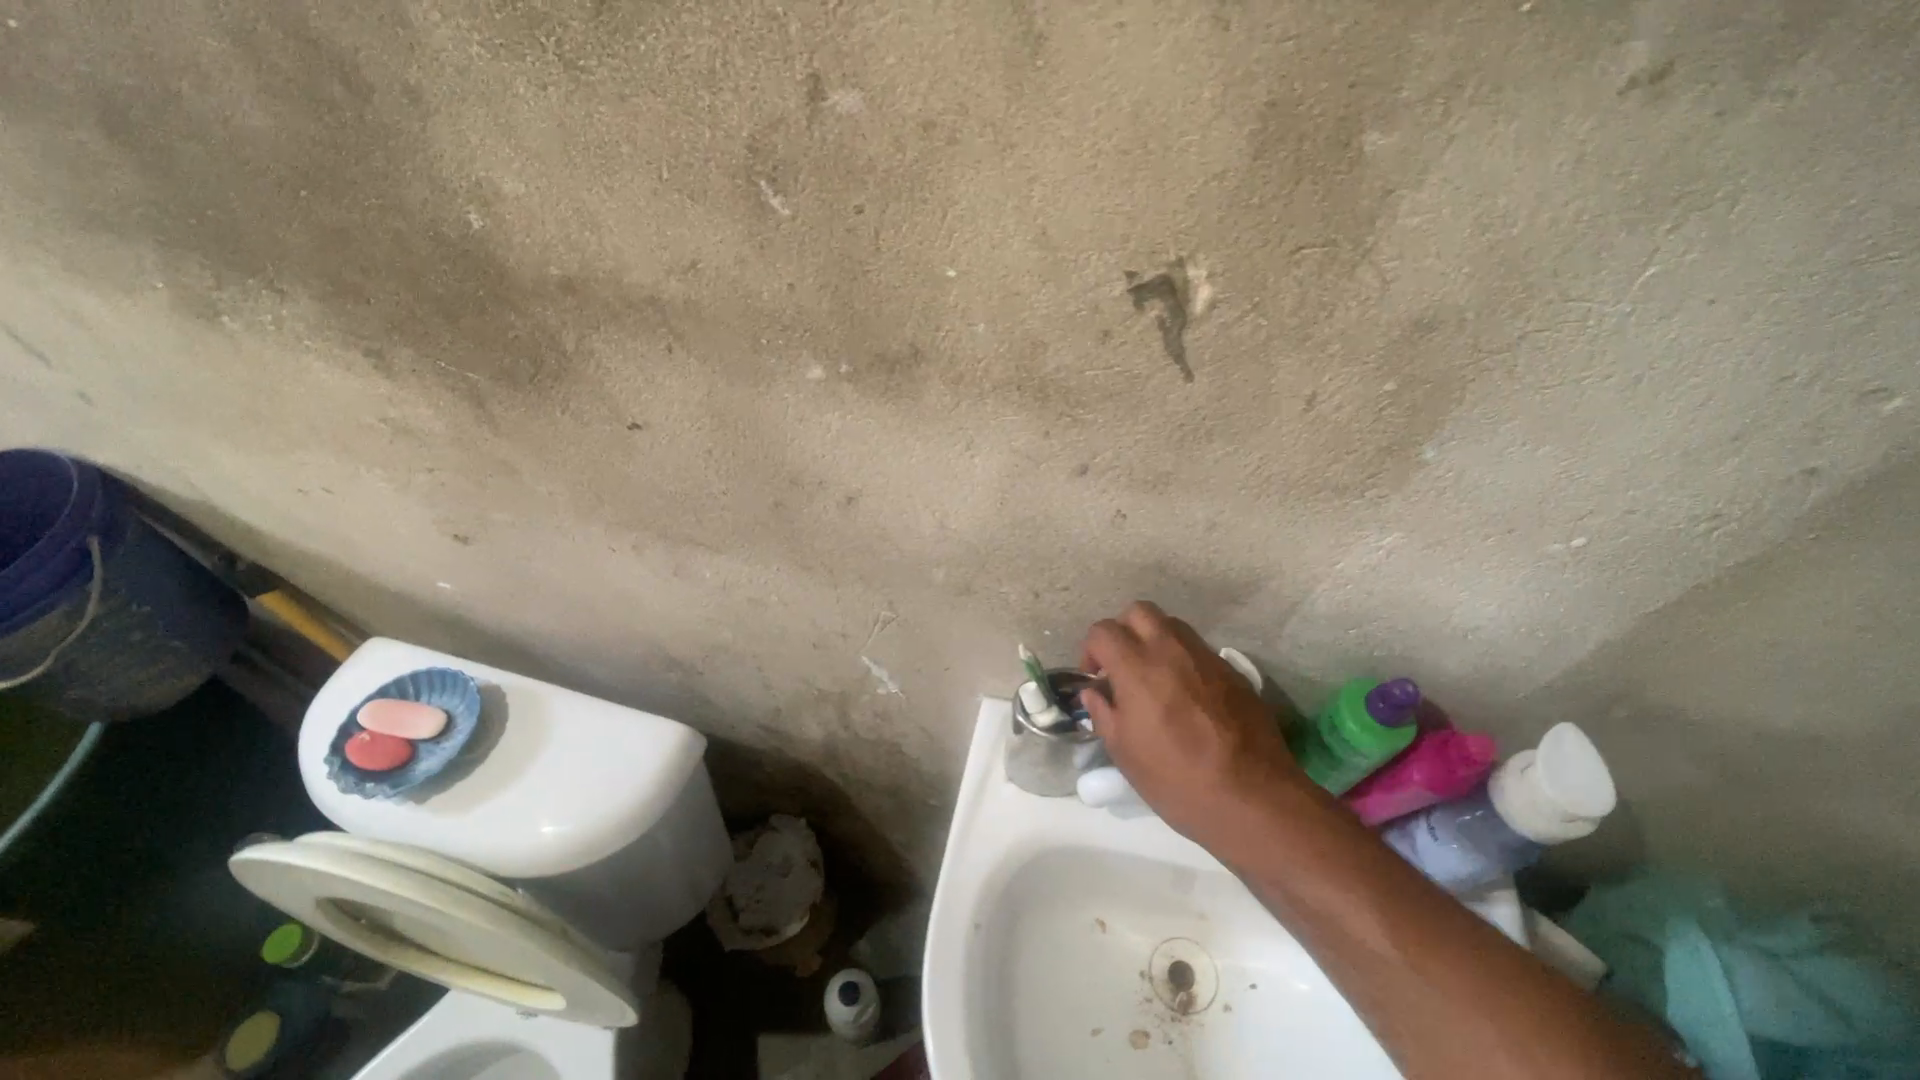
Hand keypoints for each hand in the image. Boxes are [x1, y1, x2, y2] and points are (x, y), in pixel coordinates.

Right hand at [1079, 602, 1310, 848]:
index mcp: (1138, 668)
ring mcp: (1208, 658)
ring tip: (1153, 681)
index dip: (1091, 651)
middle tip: (1121, 668)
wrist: (1253, 798)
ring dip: (1154, 642)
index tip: (1095, 680)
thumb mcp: (1125, 753)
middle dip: (1123, 632)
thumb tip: (1096, 692)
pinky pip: (1199, 651)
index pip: (1103, 631)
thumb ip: (1104, 713)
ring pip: (1172, 626)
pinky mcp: (1234, 673)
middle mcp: (1172, 650)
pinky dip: (1183, 662)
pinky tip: (1187, 700)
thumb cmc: (1177, 780)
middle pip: (1139, 611)